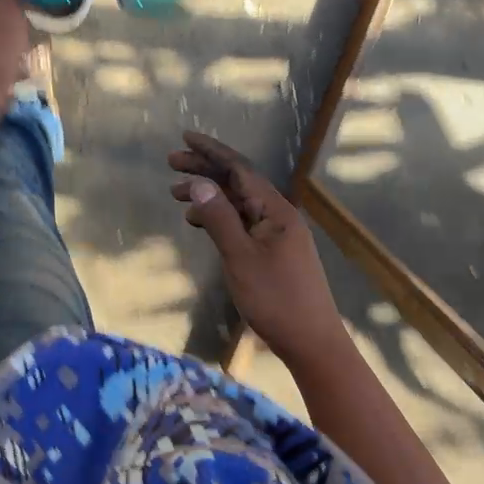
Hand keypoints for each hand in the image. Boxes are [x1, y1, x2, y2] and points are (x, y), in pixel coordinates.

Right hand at [169, 131, 343, 362]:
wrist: (313, 346)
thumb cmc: (276, 300)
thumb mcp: (240, 257)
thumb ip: (219, 217)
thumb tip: (199, 182)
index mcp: (275, 210)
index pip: (240, 168)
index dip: (211, 151)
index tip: (184, 137)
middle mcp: (278, 215)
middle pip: (238, 181)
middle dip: (205, 169)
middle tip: (171, 163)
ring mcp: (277, 235)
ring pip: (238, 202)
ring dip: (208, 194)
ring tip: (175, 195)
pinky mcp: (273, 253)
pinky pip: (241, 222)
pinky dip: (218, 217)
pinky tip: (198, 223)